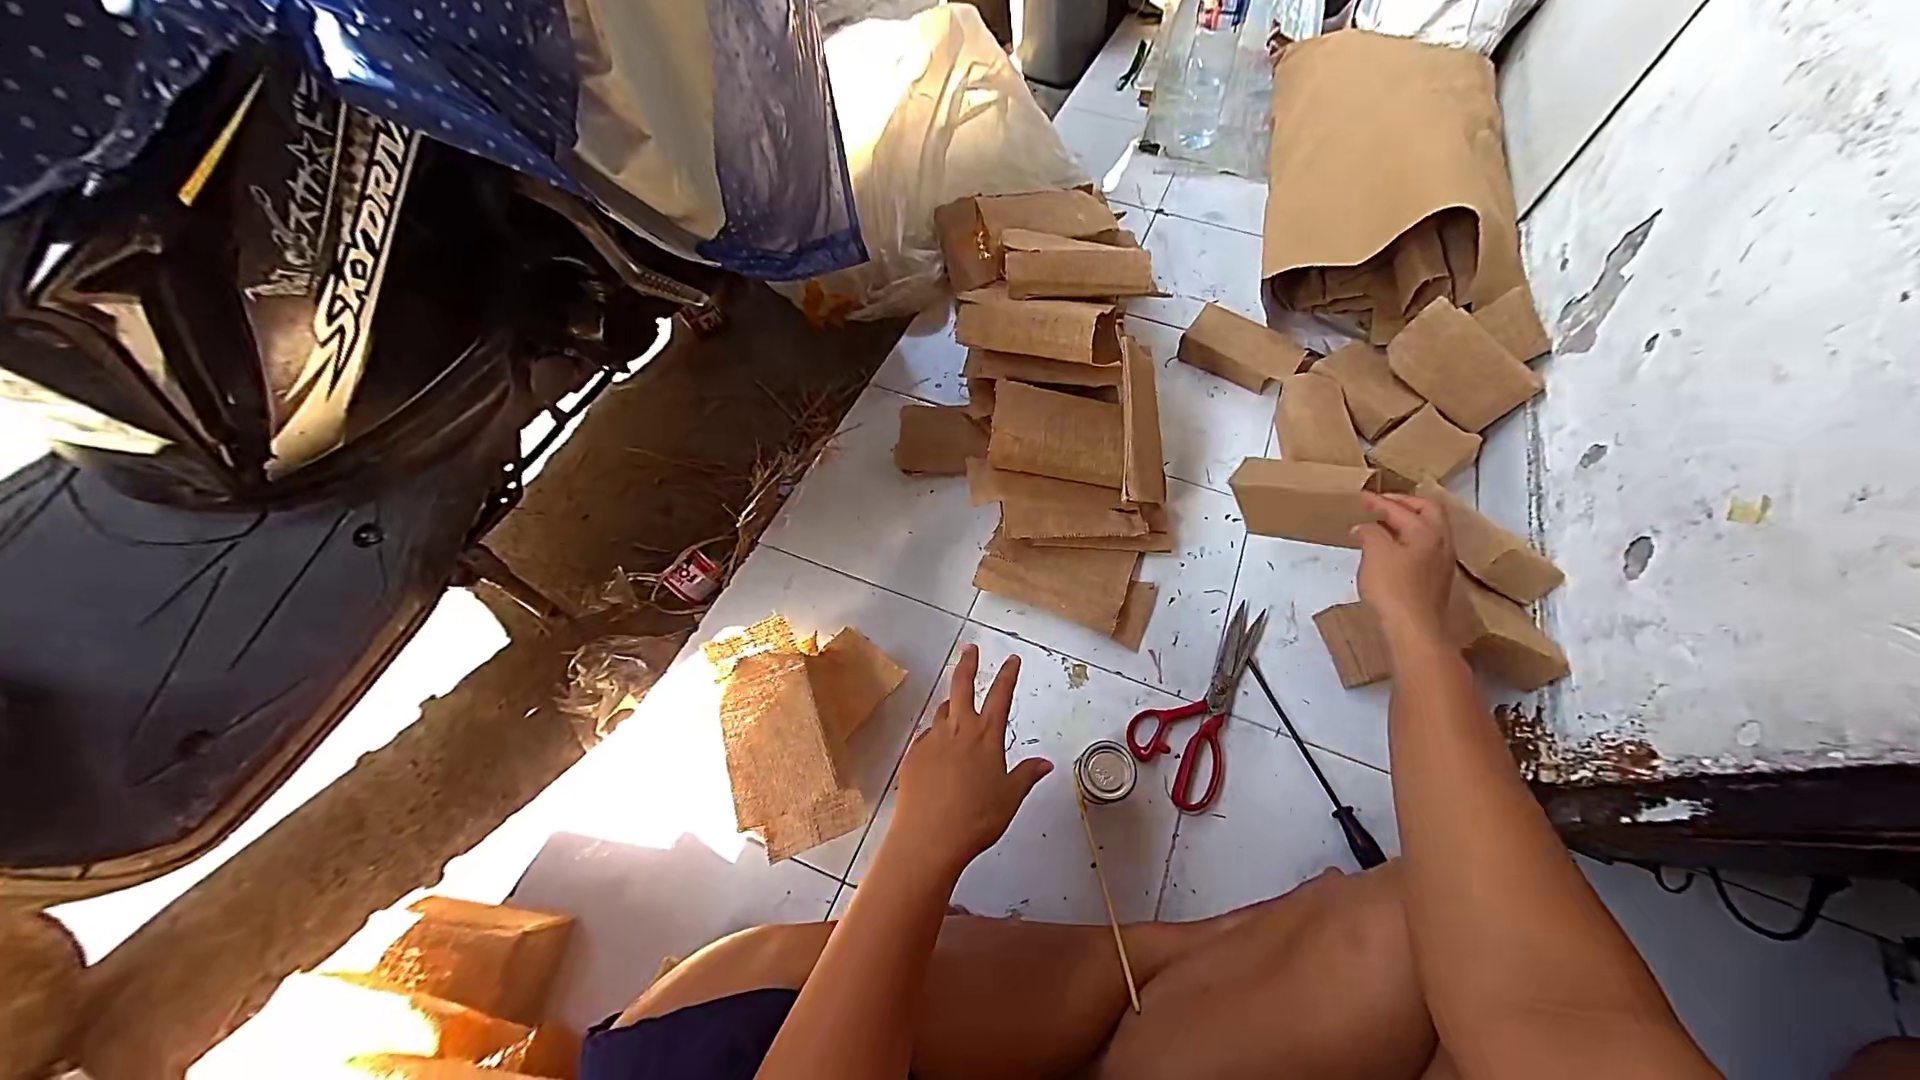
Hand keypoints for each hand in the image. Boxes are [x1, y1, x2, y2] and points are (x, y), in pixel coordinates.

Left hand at [887, 646, 1051, 880]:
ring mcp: (931, 740)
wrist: (928, 837)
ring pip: (942, 711)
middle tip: (970, 648)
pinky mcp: (912, 754)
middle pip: (961, 686)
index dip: (1008, 675)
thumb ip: (1026, 776)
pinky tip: (938, 749)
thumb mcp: (1010, 798)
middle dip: (968, 664)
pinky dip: (935, 735)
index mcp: (986, 737)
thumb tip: (1044, 763)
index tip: (1012, 659)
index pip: (1000, 696)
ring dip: (951, 704)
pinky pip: (926, 736)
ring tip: (956, 706)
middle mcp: (958, 730)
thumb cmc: (976, 819)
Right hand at [1353, 492, 1455, 641]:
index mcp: (1427, 531)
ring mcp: (1441, 562)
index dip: (1379, 501)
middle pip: (1427, 512)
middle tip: (1380, 503)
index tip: (1361, 497)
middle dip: (1403, 504)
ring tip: (1382, 523)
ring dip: (1406, 522)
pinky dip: (1407, 539)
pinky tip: (1391, 548)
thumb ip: (1370, 533)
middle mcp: (1441, 542)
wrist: (1413, 629)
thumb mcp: (1375, 553)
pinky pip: (1423, 547)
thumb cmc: (1393, 588)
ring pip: (1428, 530)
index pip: (1401, 509)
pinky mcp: (1435, 579)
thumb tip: (1365, 528)